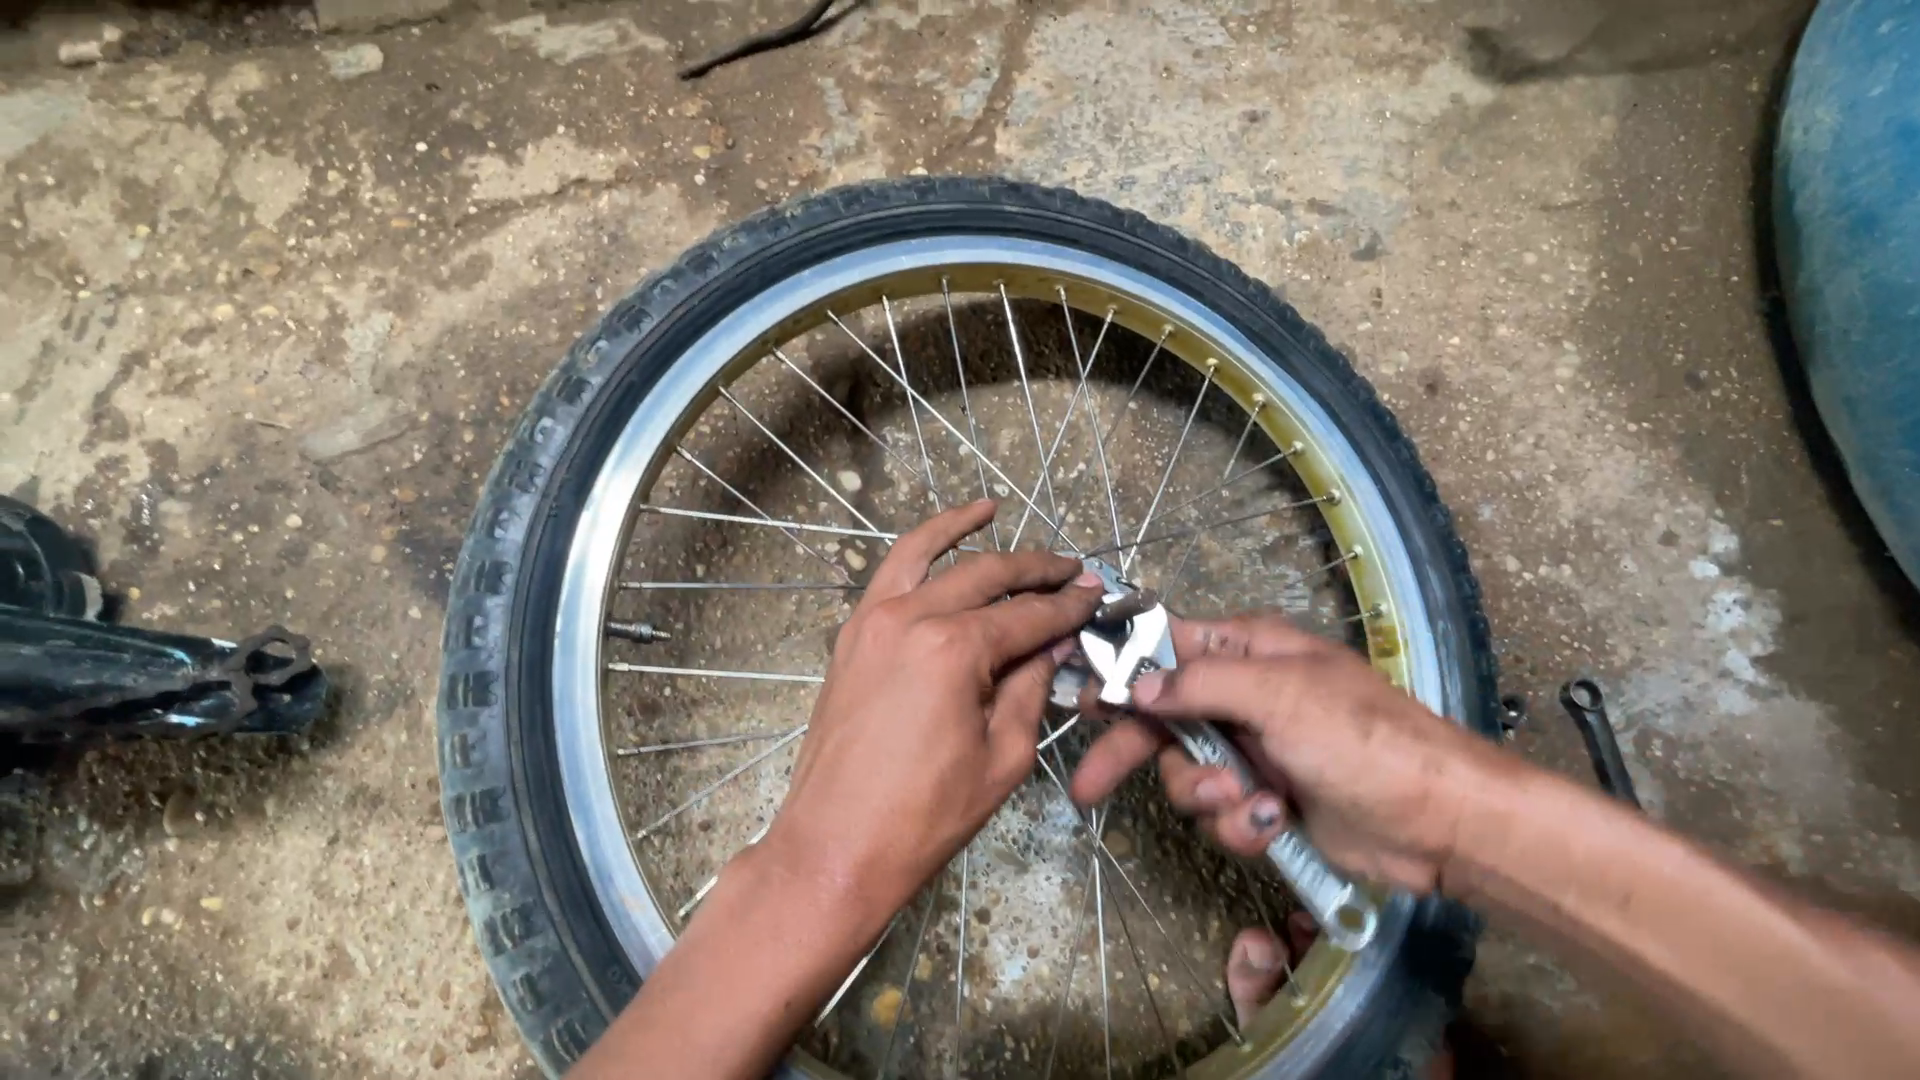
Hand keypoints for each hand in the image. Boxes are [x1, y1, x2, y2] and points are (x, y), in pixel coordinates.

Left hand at [766, 499, 1104, 915]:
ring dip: (961, 529)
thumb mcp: (1002, 757)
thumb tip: (1051, 647)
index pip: (1026, 617)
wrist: (835, 846)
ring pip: (924, 555)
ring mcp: (871, 621)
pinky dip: (914, 552)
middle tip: (1070, 568)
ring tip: (991, 509)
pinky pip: (887, 577)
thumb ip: (1030, 688)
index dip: (1066, 608)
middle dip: (1033, 569)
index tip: (1094, 596)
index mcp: (953, 649)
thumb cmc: (926, 815)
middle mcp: (910, 617)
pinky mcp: (850, 636)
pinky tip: (936, 546)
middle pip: (984, 576)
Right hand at [1069, 611, 1509, 892]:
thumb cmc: (1359, 738)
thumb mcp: (1278, 696)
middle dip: (1131, 755)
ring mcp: (1250, 751)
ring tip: (1248, 800)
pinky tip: (1276, 820)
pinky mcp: (1262, 799)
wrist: (1435, 822)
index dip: (1119, 662)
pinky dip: (1242, 823)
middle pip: (1158, 718)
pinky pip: (1220, 813)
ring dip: (1209, 795)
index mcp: (1244, 653)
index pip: (1163, 645)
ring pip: (1184, 774)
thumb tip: (1137, 685)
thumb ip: (1199, 685)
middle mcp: (1239, 697)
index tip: (1077, 684)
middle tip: (1087, 787)